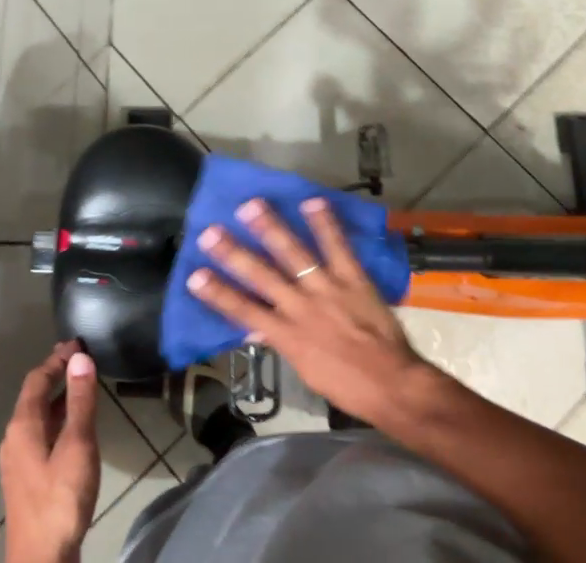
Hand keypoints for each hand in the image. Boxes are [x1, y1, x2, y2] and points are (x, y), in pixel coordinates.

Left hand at [0, 341, 100, 562]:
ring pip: (38, 417)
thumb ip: (80, 401)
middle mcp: (14, 437)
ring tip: (82, 386)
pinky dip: (57, 420)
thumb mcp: (77, 445)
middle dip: (56, 374)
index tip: (78, 342)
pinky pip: (41, 435)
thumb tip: (80, 357)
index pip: (37, 379)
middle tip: (81, 358)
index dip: (57, 358)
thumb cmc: (60, 499)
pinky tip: (74, 429)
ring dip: (58, 398)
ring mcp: (18, 460)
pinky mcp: (26, 478)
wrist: (41, 559)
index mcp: (23, 425)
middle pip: (34, 396)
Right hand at [187, 196, 437, 425]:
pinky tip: (312, 201)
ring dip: (271, 228)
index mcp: (286, 334)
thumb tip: (256, 326)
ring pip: (293, 255)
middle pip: (261, 276)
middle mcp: (300, 307)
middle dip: (233, 254)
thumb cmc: (345, 384)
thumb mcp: (304, 369)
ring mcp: (327, 289)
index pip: (243, 311)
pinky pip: (337, 247)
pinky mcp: (353, 279)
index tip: (194, 275)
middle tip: (210, 232)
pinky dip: (325, 224)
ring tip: (251, 206)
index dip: (217, 293)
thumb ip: (281, 341)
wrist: (391, 384)